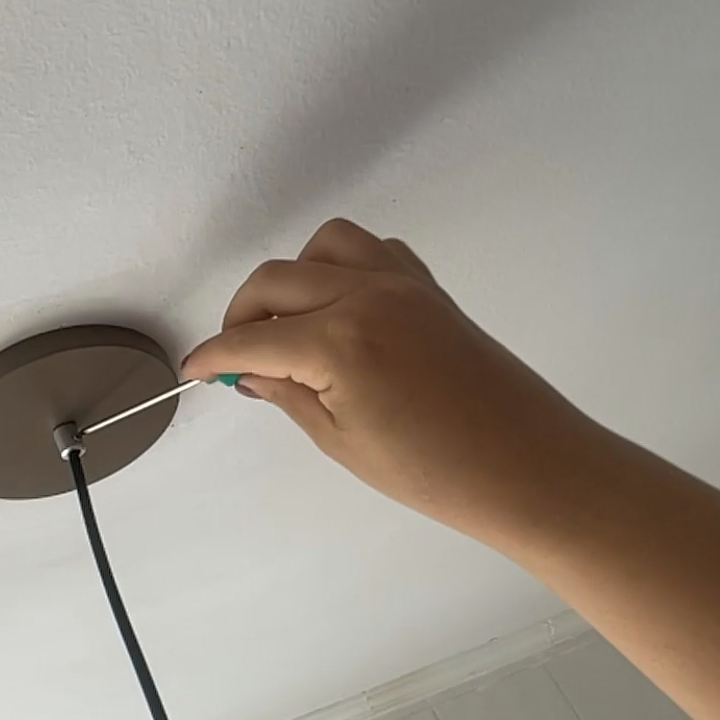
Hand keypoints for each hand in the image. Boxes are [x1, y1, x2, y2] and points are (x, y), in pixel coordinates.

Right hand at [182, 218, 616, 548]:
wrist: (529, 468)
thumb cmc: (431, 473)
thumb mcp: (338, 441)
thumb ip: (285, 394)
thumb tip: (246, 372)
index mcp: (337, 343)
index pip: (249, 339)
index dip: (210, 355)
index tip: (191, 370)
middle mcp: (365, 296)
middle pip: (274, 280)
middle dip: (240, 315)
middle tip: (236, 357)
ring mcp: (403, 284)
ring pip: (323, 247)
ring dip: (292, 280)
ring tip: (289, 326)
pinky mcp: (430, 289)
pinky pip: (373, 251)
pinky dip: (341, 269)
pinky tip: (339, 311)